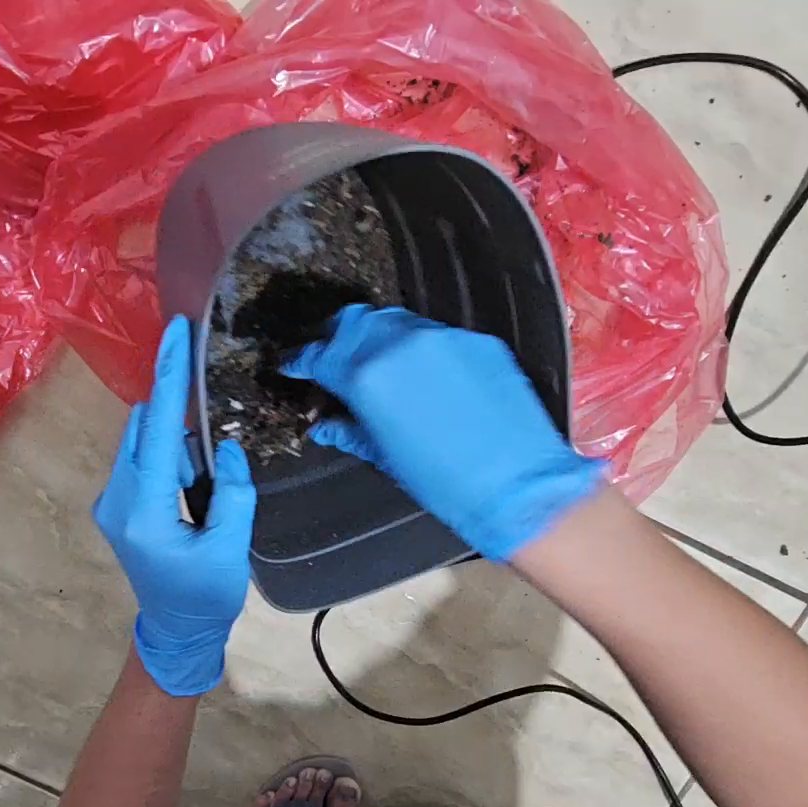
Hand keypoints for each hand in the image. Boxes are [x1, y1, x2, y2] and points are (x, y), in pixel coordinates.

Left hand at [94, 316, 255, 696]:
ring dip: (172, 441)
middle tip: (206, 437)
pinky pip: (138, 460)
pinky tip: (187, 481)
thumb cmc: (206, 596)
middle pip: (141, 428)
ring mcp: (111, 503)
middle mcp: (117, 499)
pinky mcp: (116, 507)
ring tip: (200, 482)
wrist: (176, 630)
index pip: (156, 430)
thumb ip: (234, 493)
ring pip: (138, 443)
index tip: (177, 334)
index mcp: (145, 510)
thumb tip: (226, 447)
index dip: (168, 379)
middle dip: (174, 416)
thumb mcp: (231, 548)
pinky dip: (164, 456)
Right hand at [282, 304, 603, 559]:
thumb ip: (349, 431)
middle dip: (335, 338)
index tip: (291, 366)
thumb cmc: (441, 481)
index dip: (300, 361)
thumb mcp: (384, 457)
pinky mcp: (476, 340)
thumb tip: (325, 426)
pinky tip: (421, 376)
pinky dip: (416, 349)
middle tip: (330, 359)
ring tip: (374, 365)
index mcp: (367, 376)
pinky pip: (433, 335)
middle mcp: (400, 344)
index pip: (320, 355)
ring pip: (394, 322)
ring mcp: (443, 337)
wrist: (516, 483)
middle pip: (354, 322)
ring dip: (376, 338)